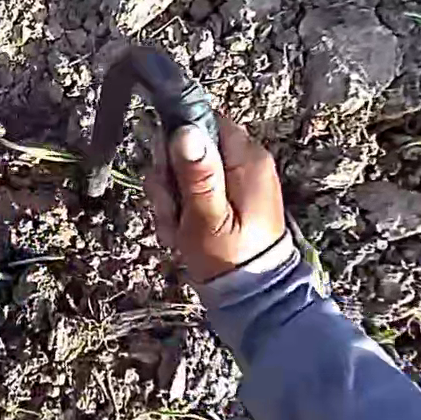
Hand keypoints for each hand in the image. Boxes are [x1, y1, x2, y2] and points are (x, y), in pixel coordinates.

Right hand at [146, 114, 286, 283]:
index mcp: (246, 159)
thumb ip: (197, 174)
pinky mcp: (224, 198)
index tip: (167, 172)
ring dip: (169, 201)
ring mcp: (234, 180)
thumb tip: (185, 130)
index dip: (177, 140)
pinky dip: (179, 212)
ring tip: (178, 230)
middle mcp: (243, 162)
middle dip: (168, 179)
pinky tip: (182, 234)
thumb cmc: (230, 258)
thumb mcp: (208, 217)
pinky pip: (188, 192)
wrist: (253, 299)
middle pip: (186, 147)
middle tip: (172, 211)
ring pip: (180, 173)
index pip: (203, 120)